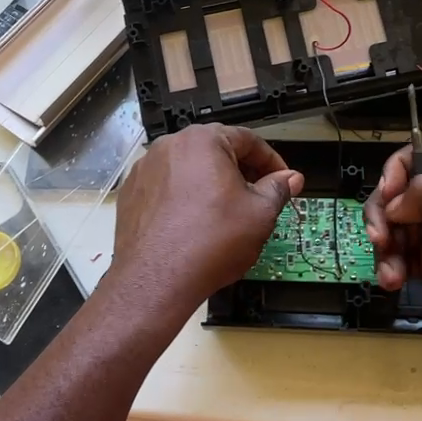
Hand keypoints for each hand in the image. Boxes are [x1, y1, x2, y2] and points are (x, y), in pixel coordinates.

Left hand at [104, 125, 302, 320]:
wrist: (156, 280)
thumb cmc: (207, 244)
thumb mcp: (259, 214)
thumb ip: (278, 189)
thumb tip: (290, 179)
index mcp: (203, 141)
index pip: (247, 140)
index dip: (271, 162)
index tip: (282, 179)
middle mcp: (169, 146)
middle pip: (215, 151)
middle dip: (240, 173)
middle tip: (258, 198)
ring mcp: (146, 169)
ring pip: (189, 169)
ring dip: (210, 185)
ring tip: (225, 215)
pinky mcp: (131, 193)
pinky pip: (166, 188)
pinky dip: (183, 199)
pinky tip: (194, 224)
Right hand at [361, 141, 421, 375]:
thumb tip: (397, 205)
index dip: (398, 169)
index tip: (388, 196)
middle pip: (402, 192)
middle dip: (385, 214)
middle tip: (380, 238)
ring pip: (397, 226)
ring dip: (386, 247)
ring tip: (390, 272)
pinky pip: (401, 255)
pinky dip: (392, 266)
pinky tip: (393, 282)